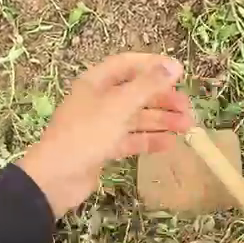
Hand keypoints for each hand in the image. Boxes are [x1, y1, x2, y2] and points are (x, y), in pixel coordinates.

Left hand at [15, 53, 193, 217]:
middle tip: (187, 108)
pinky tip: (169, 144)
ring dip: (160, 120)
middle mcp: (98, 100)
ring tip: (186, 127)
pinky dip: (148, 140)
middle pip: (135, 93)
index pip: (127, 65)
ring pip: (135, 118)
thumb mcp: (119, 106)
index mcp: (95, 82)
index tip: (179, 72)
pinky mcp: (102, 148)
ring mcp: (100, 125)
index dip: (153, 66)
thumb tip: (174, 66)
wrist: (56, 178)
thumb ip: (148, 85)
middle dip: (162, 98)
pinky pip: (130, 139)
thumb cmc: (86, 134)